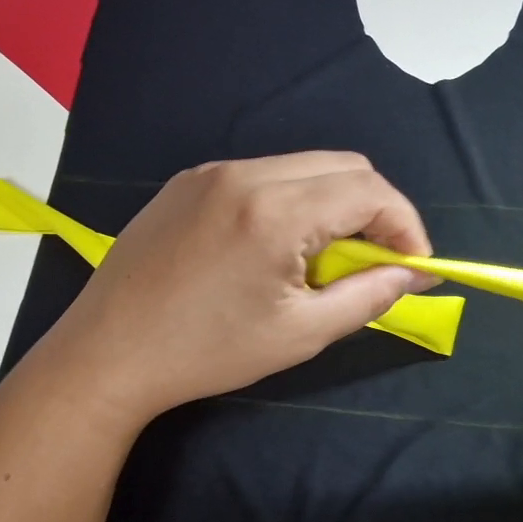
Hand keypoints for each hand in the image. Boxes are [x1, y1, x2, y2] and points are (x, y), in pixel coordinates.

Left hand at [28, 152, 434, 426]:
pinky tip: (282, 248)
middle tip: (378, 262)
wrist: (106, 354)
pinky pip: (267, 176)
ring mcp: (213, 172)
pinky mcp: (190, 181)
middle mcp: (246, 174)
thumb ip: (370, 295)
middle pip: (345, 167)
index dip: (407, 226)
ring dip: (337, 205)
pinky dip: (297, 202)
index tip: (416, 267)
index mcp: (275, 212)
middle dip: (378, 211)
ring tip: (329, 260)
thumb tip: (414, 273)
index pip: (370, 192)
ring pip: (307, 167)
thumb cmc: (209, 352)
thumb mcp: (303, 333)